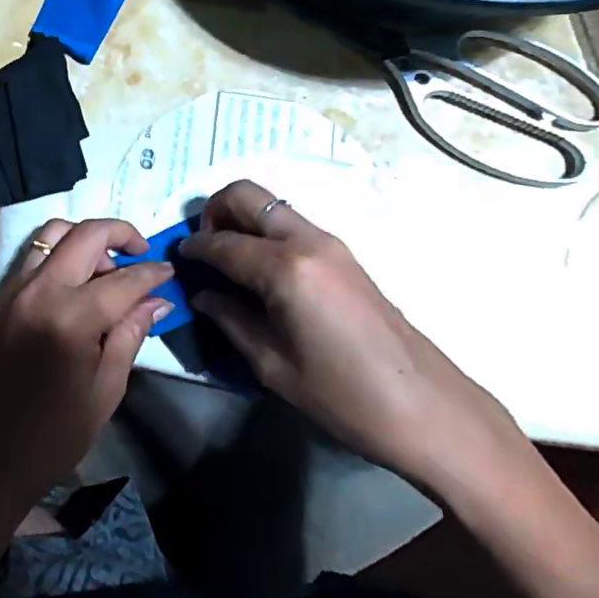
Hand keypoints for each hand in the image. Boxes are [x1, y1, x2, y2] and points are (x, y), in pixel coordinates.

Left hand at [0, 218, 171, 564]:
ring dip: (87, 237)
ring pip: (55, 232)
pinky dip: (63, 250)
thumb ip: (132, 332)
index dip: (152, 273)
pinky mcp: (5, 296)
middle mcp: (41, 292)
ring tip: (108, 265)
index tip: (170, 270)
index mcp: (71, 319)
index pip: (123, 279)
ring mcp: (17, 290)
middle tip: (143, 251)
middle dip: (121, 233)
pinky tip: (80, 277)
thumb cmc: (59, 431)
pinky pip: (36, 252)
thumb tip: (158, 299)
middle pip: (86, 234)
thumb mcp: (108, 386)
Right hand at [182, 181, 518, 489]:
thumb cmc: (343, 395)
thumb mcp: (274, 366)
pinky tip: (258, 270)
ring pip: (272, 204)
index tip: (176, 258)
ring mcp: (329, 241)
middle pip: (248, 194)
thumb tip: (202, 294)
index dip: (194, 248)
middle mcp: (307, 239)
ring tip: (227, 261)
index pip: (223, 243)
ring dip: (242, 219)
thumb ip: (231, 320)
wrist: (422, 402)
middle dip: (215, 210)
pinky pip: (291, 224)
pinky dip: (265, 232)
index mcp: (286, 268)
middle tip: (203, 248)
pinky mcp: (342, 252)